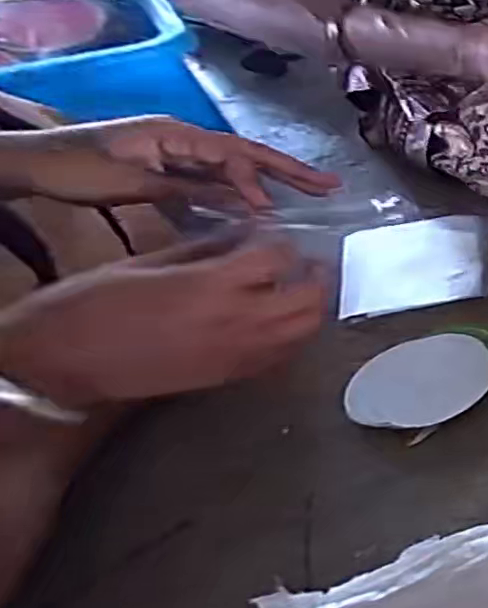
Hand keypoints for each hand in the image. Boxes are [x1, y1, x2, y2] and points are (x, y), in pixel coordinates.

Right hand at [0, 231, 328, 408]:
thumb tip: (243, 235)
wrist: (50, 368)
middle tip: (309, 264)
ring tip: (302, 291)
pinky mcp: (237, 372)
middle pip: (311, 293)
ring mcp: (244, 348)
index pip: (276, 256)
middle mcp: (240, 317)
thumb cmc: (85, 309)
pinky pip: (289, 350)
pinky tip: (285, 321)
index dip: (281, 241)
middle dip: (317, 274)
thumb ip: (203, 251)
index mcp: (212, 285)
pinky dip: (297, 332)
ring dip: (314, 305)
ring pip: (309, 325)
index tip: (276, 235)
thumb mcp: (140, 266)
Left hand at [19, 116, 338, 210]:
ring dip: (277, 178)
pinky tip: (267, 198)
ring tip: (316, 189)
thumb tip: (248, 205)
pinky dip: (247, 185)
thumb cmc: (72, 170)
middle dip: (292, 170)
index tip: (267, 209)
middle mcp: (186, 137)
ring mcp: (181, 150)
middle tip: (332, 184)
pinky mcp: (174, 165)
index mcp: (178, 134)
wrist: (20, 165)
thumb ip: (193, 191)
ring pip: (239, 164)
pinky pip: (220, 175)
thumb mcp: (132, 182)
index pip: (233, 157)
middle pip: (249, 153)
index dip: (254, 182)